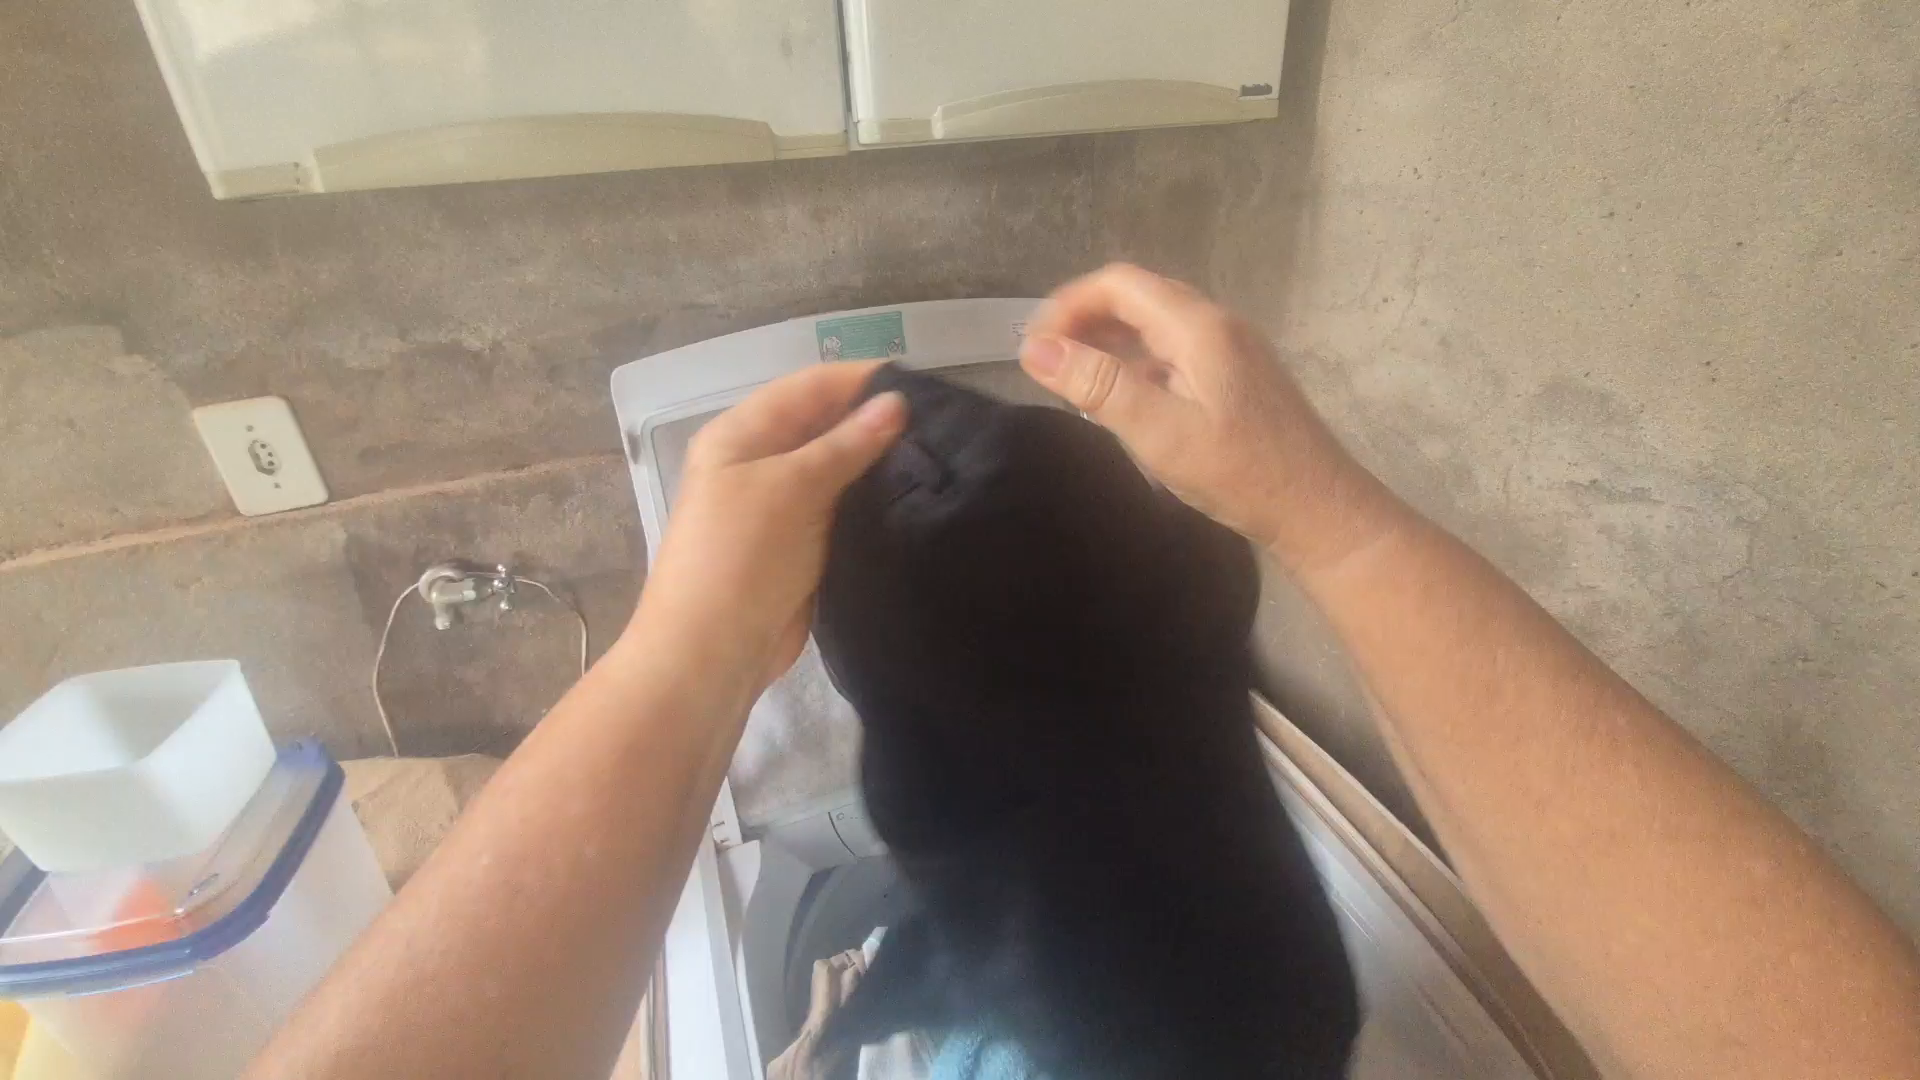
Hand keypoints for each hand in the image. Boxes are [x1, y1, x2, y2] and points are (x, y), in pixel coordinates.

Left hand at [628, 362, 906, 691]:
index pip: (809, 387)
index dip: (862, 379)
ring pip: (838, 468)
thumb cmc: (742, 557)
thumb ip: (845, 445)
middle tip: (942, 423)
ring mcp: (782, 505)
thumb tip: (896, 402)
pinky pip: (842, 508)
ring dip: (877, 461)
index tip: (923, 382)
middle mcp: (760, 461)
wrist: (714, 651)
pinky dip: (871, 500)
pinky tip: (912, 495)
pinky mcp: (802, 543)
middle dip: (874, 419)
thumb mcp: (793, 489)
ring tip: (938, 454)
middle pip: (824, 424)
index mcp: (742, 434)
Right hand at [1019, 264, 1395, 573]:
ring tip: (1071, 378)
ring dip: (1106, 340)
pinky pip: (1171, 351)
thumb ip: (1098, 385)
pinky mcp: (1232, 375)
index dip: (1068, 304)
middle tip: (1045, 362)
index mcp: (1198, 326)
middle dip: (1083, 320)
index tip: (1033, 345)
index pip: (1119, 284)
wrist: (1316, 508)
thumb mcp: (1159, 431)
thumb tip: (1034, 349)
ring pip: (1154, 325)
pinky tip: (1118, 396)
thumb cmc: (1238, 472)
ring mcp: (1228, 349)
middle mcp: (1215, 324)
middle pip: (1136, 297)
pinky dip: (1134, 361)